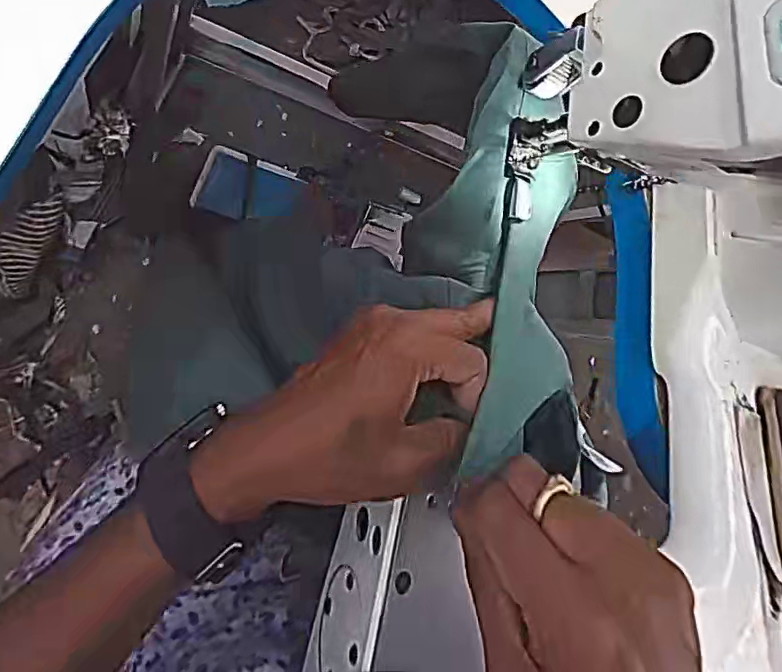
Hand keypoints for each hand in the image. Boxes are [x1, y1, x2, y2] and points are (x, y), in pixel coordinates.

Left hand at [190, 301, 492, 522]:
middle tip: (515, 341)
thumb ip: (451, 441)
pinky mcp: (360, 332)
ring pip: (434, 322)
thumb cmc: (324, 455)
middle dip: (486, 335)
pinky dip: (431, 345)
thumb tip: (469, 429)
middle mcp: (391, 322)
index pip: (472, 359)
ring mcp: (372, 322)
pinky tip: (439, 369)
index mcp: (405, 346)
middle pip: (458, 319)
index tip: (466, 426)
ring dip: (458, 343)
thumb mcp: (401, 462)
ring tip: (478, 366)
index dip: (479, 397)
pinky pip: (410, 329)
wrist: (265, 449)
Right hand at [454, 455, 699, 671]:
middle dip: (516, 502)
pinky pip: (611, 525)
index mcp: (579, 618)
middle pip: (545, 487)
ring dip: (551, 518)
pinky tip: (580, 580)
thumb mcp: (510, 668)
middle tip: (500, 532)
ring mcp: (655, 576)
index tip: (470, 501)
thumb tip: (474, 514)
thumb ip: (488, 582)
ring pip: (577, 497)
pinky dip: (587, 539)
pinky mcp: (671, 574)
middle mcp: (626, 585)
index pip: (505, 507)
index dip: (478, 498)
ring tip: (544, 570)